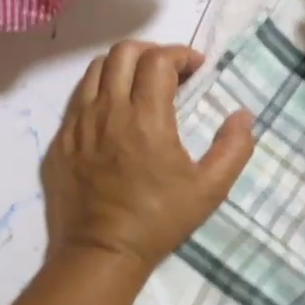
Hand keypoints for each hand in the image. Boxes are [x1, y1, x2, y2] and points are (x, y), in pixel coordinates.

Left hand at [40, 42, 255, 280]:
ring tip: (139, 85)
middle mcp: (108, 110)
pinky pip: (77, 98)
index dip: (180, 54)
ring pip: (95, 69)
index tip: (195, 67)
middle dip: (151, 51)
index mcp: (145, 117)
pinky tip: (112, 113)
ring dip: (122, 66)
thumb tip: (243, 116)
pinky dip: (98, 91)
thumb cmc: (158, 220)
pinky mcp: (60, 140)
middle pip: (123, 52)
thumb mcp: (209, 190)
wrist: (100, 254)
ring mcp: (78, 124)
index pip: (158, 59)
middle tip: (169, 71)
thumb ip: (233, 148)